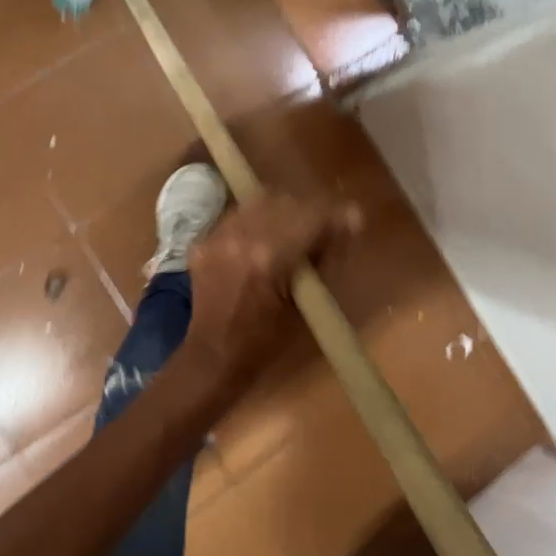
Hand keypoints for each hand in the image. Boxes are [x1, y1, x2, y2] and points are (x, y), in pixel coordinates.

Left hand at [181, 193, 363, 386]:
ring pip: (260, 200)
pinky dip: (258, 220)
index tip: (352, 219)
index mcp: (269, 257)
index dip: (336, 214)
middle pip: (286, 201)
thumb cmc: (266, 341)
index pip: (312, 215)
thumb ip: (326, 256)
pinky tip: (265, 239)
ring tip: (295, 229)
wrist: (213, 356)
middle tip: (324, 227)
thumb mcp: (306, 302)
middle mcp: (241, 237)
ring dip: (284, 209)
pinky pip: (239, 214)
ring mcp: (218, 236)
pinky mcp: (204, 239)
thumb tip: (350, 221)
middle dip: (311, 210)